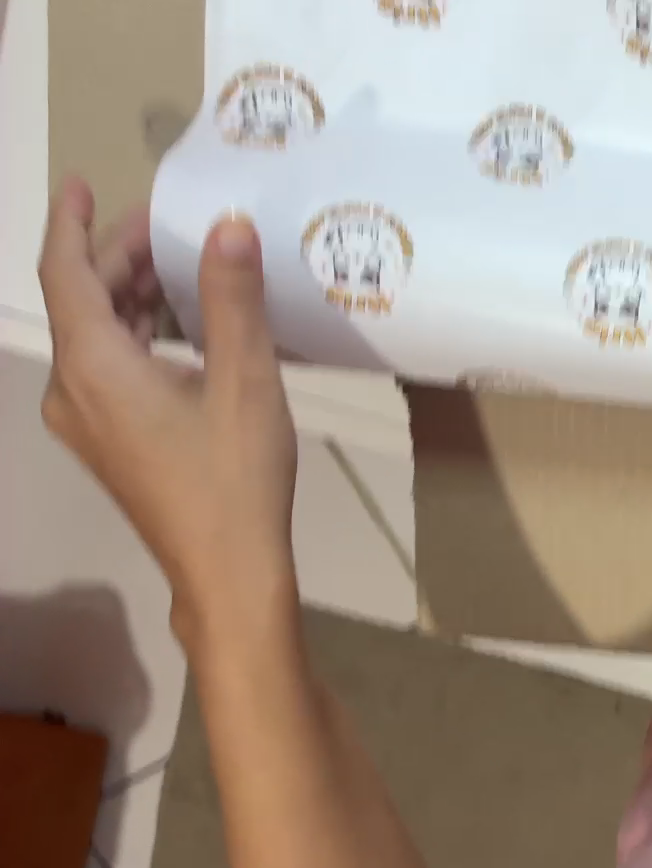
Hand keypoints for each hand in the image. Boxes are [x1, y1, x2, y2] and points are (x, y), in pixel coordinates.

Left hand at [38, 177, 297, 644]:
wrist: (226, 561)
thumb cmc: (237, 473)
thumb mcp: (246, 385)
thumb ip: (233, 306)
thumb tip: (227, 228)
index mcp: (94, 364)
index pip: (67, 273)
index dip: (75, 224)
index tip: (87, 183)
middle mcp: (71, 387)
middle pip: (83, 307)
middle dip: (118, 263)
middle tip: (171, 236)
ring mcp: (86, 421)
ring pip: (99, 342)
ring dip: (135, 305)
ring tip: (184, 284)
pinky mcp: (112, 444)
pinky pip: (114, 374)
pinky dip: (143, 343)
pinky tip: (187, 350)